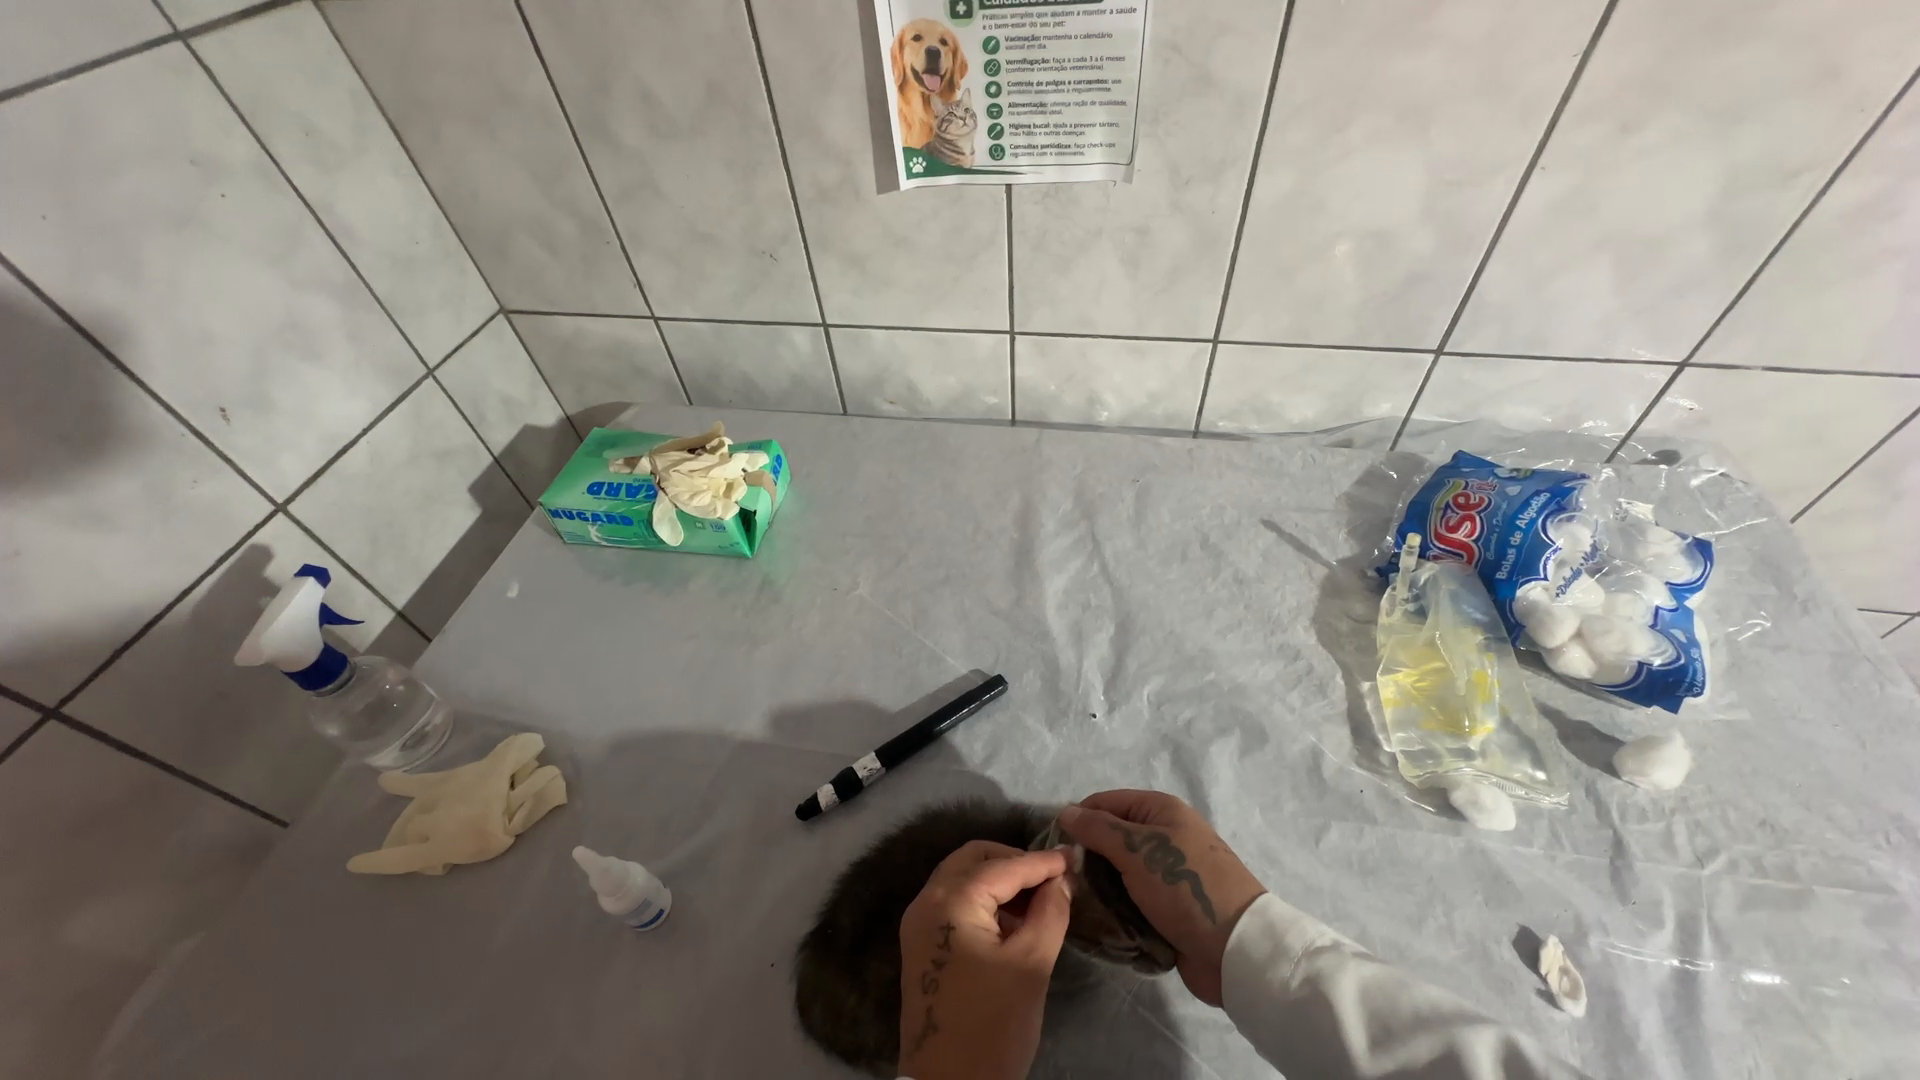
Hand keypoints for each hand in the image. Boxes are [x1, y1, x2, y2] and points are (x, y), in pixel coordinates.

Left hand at [896, 842, 1072, 1079]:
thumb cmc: (993, 1025)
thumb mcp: (1031, 965)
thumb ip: (1050, 912)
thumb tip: (1062, 879)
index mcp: (950, 901)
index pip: (1003, 867)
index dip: (1042, 862)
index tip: (1074, 858)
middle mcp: (926, 901)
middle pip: (974, 859)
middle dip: (1014, 862)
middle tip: (1052, 878)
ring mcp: (918, 922)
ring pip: (962, 878)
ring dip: (999, 880)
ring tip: (1039, 900)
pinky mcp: (921, 944)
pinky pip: (954, 902)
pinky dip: (984, 900)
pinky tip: (1014, 920)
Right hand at [1057, 790, 1265, 1005]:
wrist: (1235, 949)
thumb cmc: (1184, 887)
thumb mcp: (1137, 850)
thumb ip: (1098, 829)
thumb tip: (1066, 812)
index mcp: (1160, 810)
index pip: (1105, 802)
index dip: (1079, 820)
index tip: (1055, 847)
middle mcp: (1164, 835)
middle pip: (1110, 838)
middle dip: (1087, 857)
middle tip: (1065, 880)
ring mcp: (1167, 873)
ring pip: (1118, 872)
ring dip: (1100, 886)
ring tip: (1078, 902)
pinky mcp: (1168, 906)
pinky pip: (1131, 899)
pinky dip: (1116, 907)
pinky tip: (1098, 920)